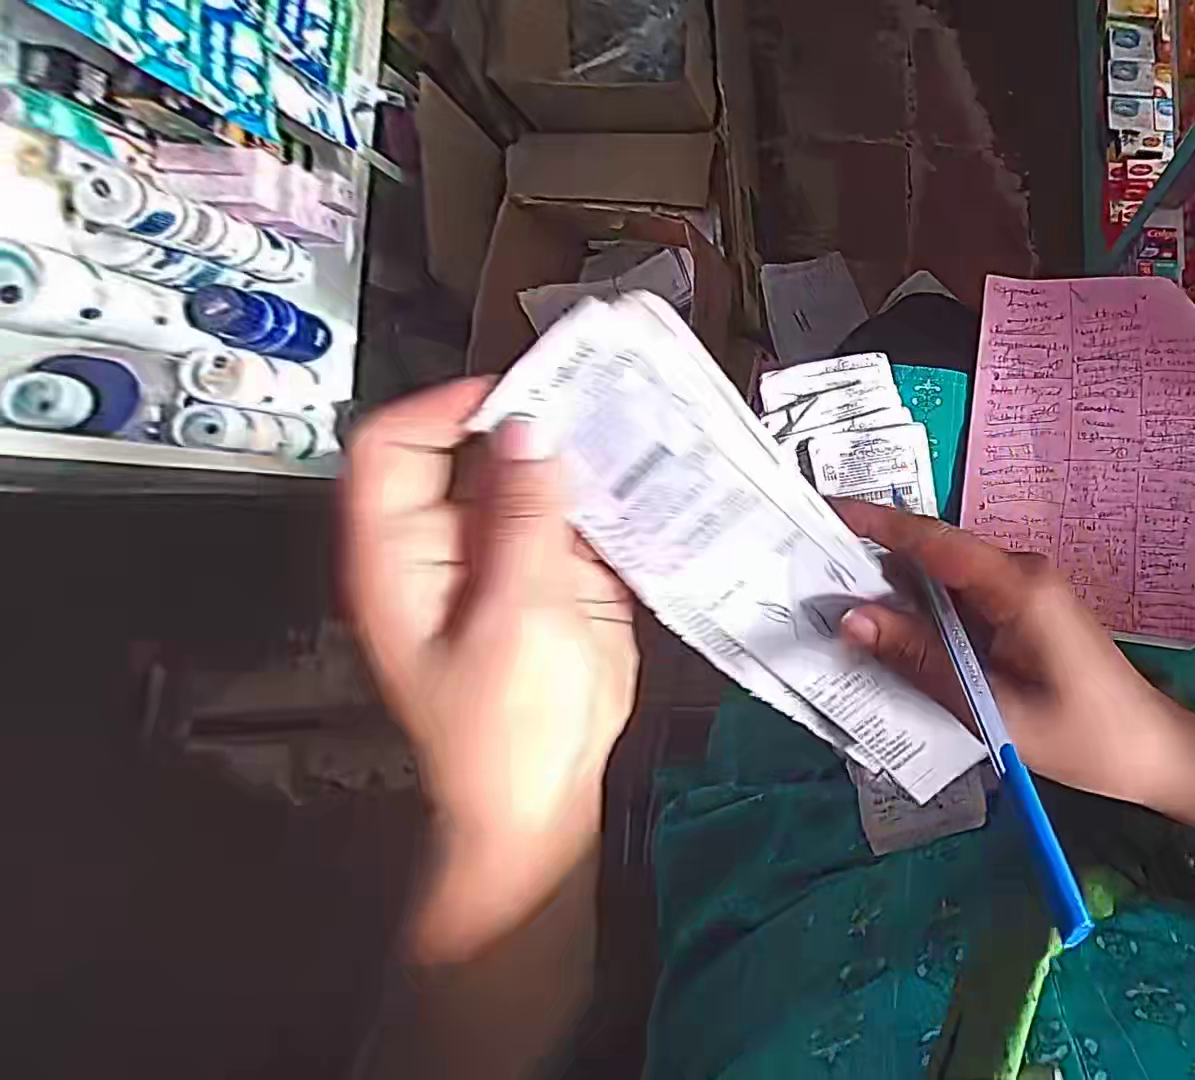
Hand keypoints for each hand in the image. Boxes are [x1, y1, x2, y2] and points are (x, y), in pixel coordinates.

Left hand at [341, 379, 638, 960]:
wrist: (547, 783)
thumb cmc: (505, 724)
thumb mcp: (513, 614)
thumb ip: (522, 522)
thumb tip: (527, 438)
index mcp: (407, 554)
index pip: (400, 448)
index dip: (450, 408)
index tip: (520, 391)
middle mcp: (459, 547)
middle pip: (484, 460)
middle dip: (538, 429)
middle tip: (596, 404)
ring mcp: (518, 561)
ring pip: (546, 489)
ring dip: (586, 466)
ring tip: (634, 440)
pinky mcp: (567, 580)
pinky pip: (590, 525)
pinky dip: (618, 506)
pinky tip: (651, 494)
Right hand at [832, 501, 1194, 954]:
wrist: (1153, 751)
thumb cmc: (1086, 737)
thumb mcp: (995, 706)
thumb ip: (923, 660)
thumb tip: (852, 619)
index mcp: (1020, 585)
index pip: (936, 541)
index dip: (877, 524)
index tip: (824, 510)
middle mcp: (1019, 573)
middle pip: (935, 553)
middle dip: (874, 559)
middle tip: (811, 572)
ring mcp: (1021, 590)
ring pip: (944, 578)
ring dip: (895, 590)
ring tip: (835, 602)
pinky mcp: (1020, 611)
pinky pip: (960, 600)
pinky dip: (922, 612)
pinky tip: (890, 632)